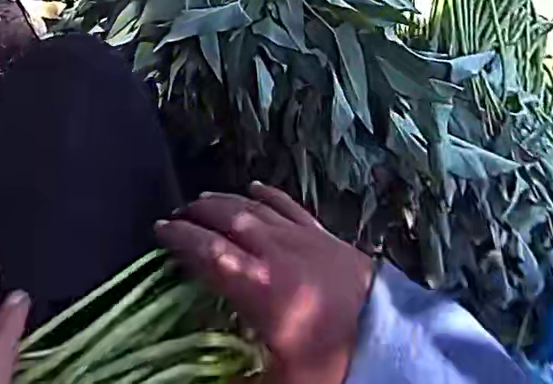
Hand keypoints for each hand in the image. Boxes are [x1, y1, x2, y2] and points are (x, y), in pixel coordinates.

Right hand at [157, 183, 375, 383]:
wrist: (392, 335)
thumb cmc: (333, 361)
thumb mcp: (283, 382)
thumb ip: (239, 381)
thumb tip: (203, 383)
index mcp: (258, 286)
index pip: (208, 252)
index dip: (181, 238)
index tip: (160, 229)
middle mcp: (272, 250)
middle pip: (227, 218)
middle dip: (198, 213)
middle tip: (178, 214)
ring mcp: (298, 235)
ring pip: (252, 206)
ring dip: (225, 199)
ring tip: (204, 198)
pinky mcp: (320, 232)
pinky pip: (286, 204)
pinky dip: (267, 194)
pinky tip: (255, 187)